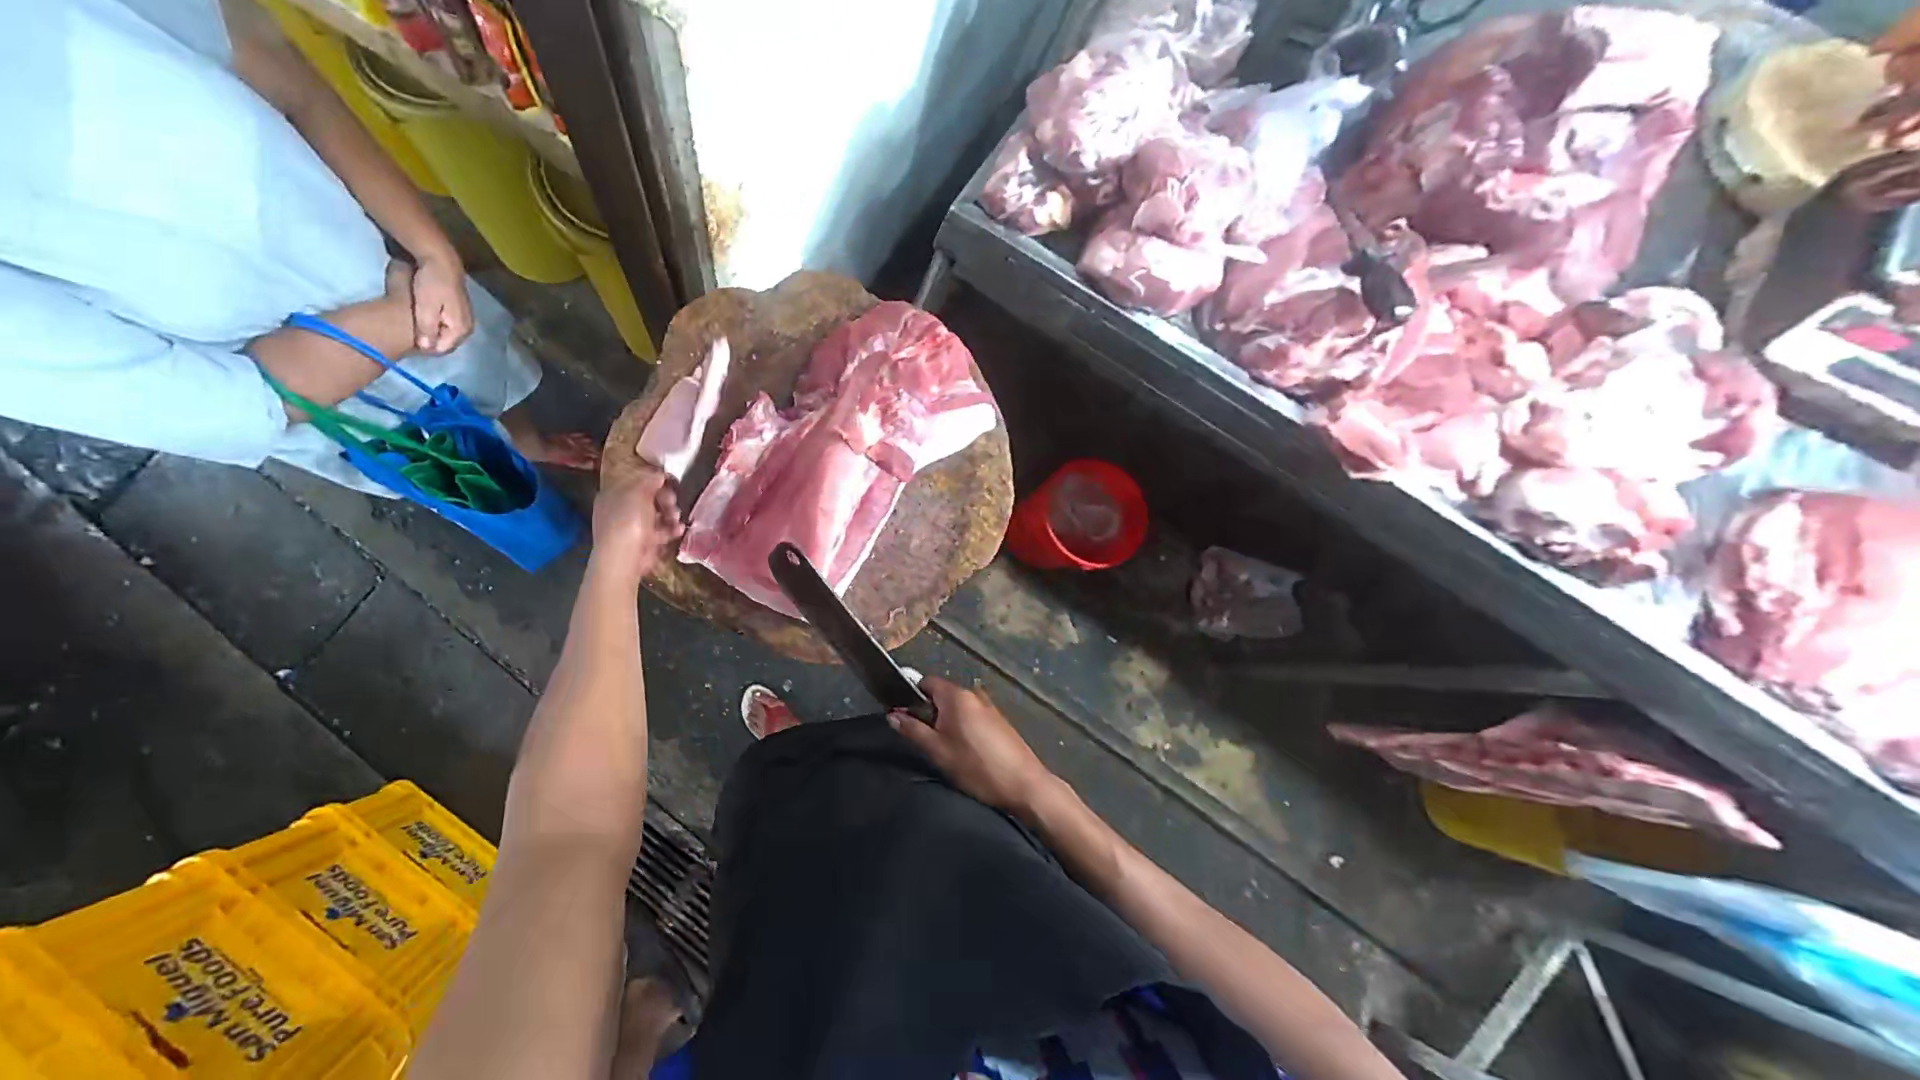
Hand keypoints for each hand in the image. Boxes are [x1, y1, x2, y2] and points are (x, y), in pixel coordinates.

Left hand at [411, 255, 473, 354]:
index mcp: (461, 329)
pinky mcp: (462, 313)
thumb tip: (425, 348)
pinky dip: (438, 327)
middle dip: (431, 341)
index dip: (426, 346)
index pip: (443, 348)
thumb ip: (426, 329)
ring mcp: (467, 320)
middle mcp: (468, 328)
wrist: (442, 262)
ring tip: (417, 325)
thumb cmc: (431, 285)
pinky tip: (426, 318)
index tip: (410, 338)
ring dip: (434, 334)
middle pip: (447, 343)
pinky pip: (449, 327)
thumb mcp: (425, 307)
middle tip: (412, 332)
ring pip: (448, 335)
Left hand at [591, 467, 684, 581]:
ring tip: (677, 518)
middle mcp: (620, 510)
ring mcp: (631, 528)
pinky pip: (661, 532)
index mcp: (613, 495)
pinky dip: (670, 530)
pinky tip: (678, 530)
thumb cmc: (628, 520)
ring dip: (670, 515)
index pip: (634, 482)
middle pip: (648, 499)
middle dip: (664, 499)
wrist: (625, 555)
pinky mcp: (644, 543)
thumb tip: (658, 474)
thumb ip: (649, 481)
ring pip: (656, 516)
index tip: (667, 482)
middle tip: (673, 501)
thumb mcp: (638, 493)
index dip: (652, 481)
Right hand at [888, 678, 1059, 820]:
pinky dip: (962, 727)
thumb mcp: (937, 751)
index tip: (902, 716)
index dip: (910, 695)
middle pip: (942, 694)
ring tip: (942, 748)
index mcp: (957, 695)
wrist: (1023, 785)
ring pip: (958, 707)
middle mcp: (974, 694)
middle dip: (928, 712)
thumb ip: (913, 730)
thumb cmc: (976, 767)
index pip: (926, 682)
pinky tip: (963, 750)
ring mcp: (989, 707)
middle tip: (921, 738)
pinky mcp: (1000, 721)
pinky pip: (972, 716)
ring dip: (946, 722)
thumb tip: (892, 714)